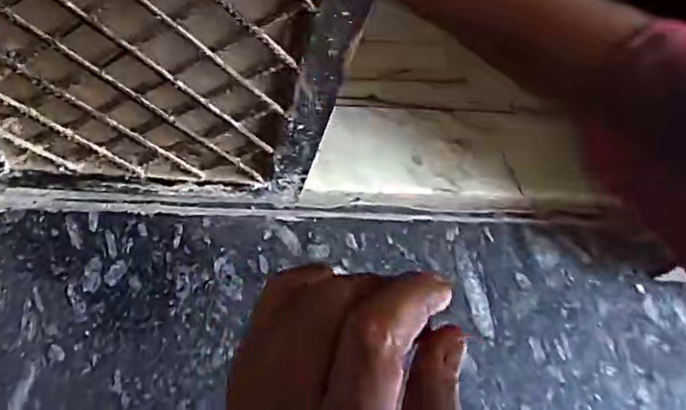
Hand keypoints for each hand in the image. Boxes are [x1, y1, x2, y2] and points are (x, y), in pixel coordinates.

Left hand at [227, 266, 465, 409]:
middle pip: (332, 308)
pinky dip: (298, 292)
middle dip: (380, 290)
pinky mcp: (238, 390)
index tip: (436, 290)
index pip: (371, 336)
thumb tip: (447, 342)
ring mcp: (254, 398)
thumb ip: (435, 405)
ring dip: (341, 287)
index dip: (411, 297)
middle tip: (412, 303)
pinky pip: (265, 315)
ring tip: (374, 301)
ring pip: (293, 301)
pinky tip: (325, 295)